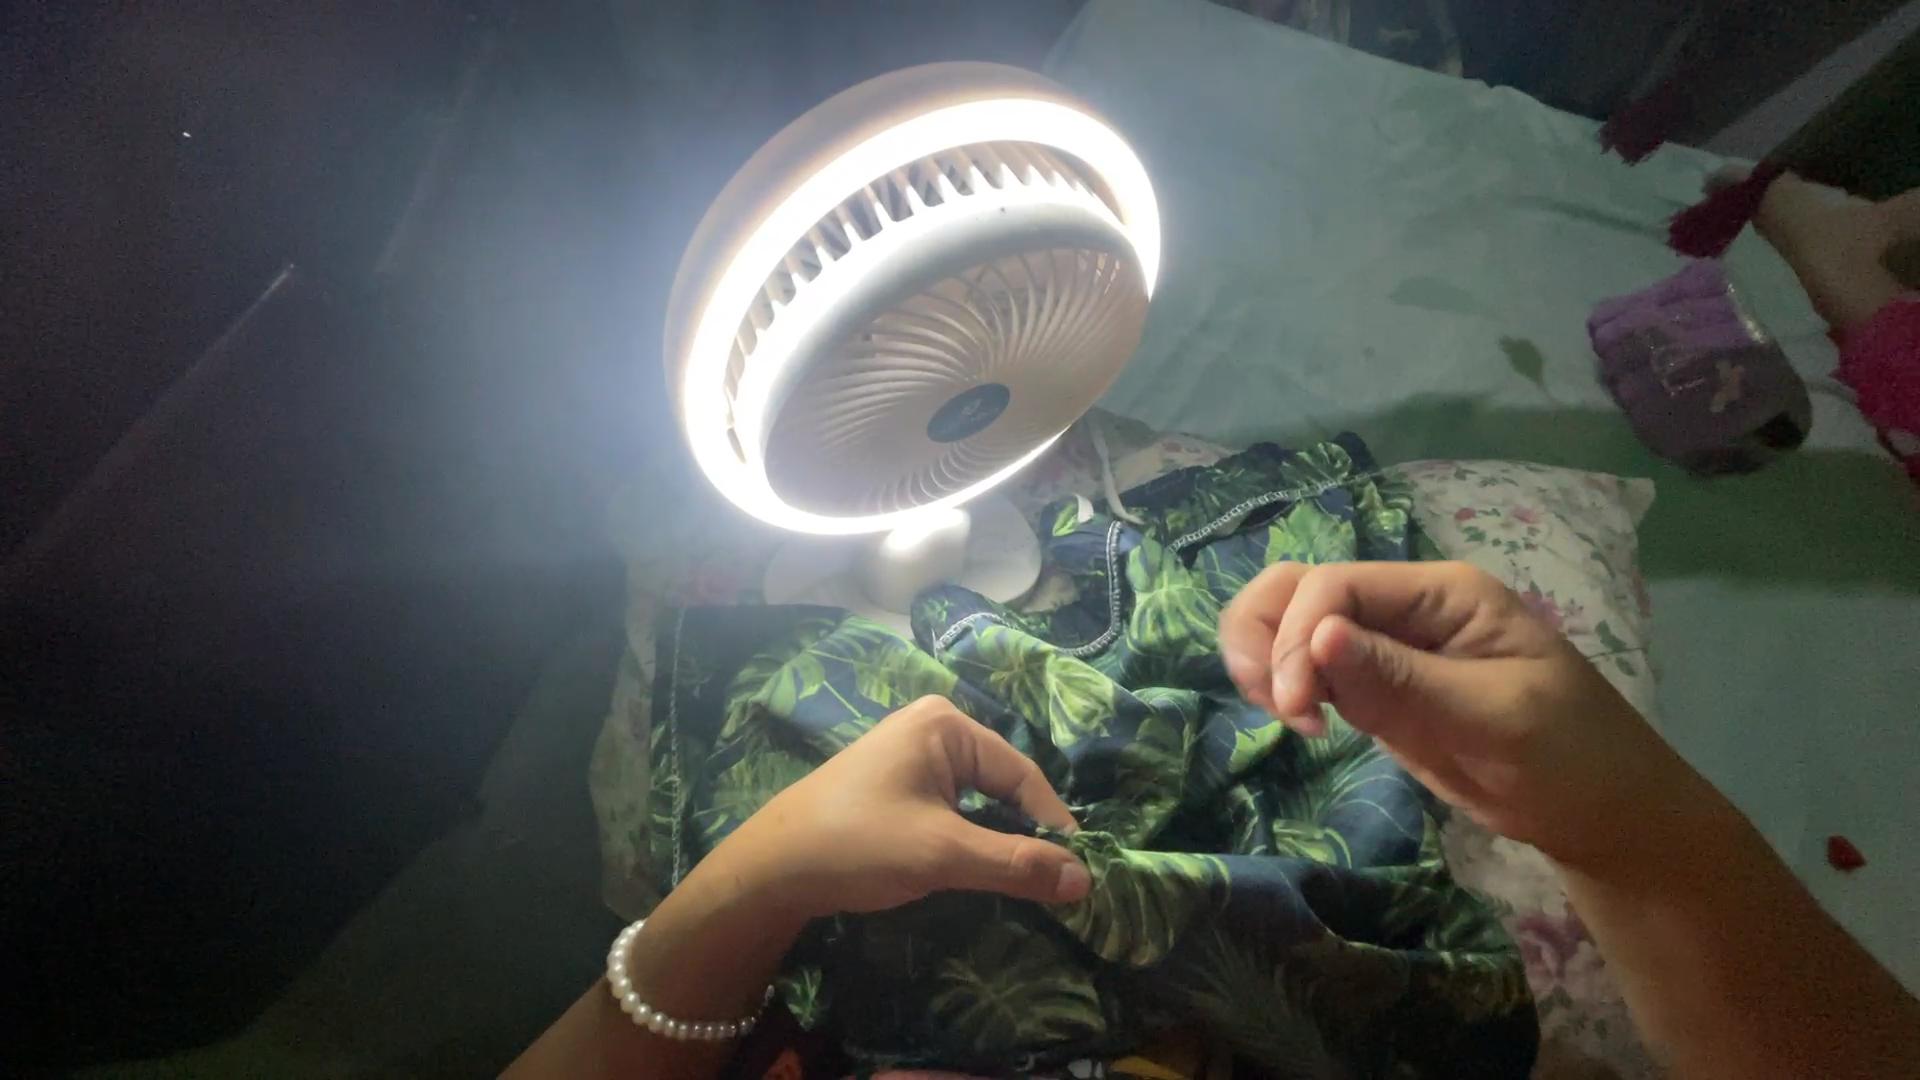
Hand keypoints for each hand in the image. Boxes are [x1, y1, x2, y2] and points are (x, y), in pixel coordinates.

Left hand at [697, 696, 1091, 919]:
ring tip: (1022, 877)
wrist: (772, 867)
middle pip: (1000, 780)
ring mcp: (912, 751)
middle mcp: (933, 726)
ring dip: (998, 834)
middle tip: (1053, 880)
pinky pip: (952, 801)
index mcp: (946, 724)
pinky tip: (979, 862)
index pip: (1020, 772)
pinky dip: (971, 832)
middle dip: (1024, 829)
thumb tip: (1086, 878)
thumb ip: (1015, 863)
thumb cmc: (859, 844)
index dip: (1052, 822)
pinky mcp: (898, 778)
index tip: (1079, 872)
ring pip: (976, 795)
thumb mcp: (942, 853)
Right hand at [1218, 561, 1720, 873]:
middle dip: (1267, 637)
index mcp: (1438, 591)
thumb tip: (1316, 637)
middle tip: (1277, 703)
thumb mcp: (1493, 716)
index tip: (1296, 706)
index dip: (1297, 636)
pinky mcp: (1363, 679)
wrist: (1598, 816)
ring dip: (1263, 655)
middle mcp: (1398, 602)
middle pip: (1295, 586)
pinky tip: (1295, 716)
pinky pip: (1301, 661)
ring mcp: (1377, 640)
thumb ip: (1399, 677)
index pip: (1334, 585)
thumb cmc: (1570, 760)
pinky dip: (1278, 680)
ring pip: (1284, 618)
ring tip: (1280, 711)